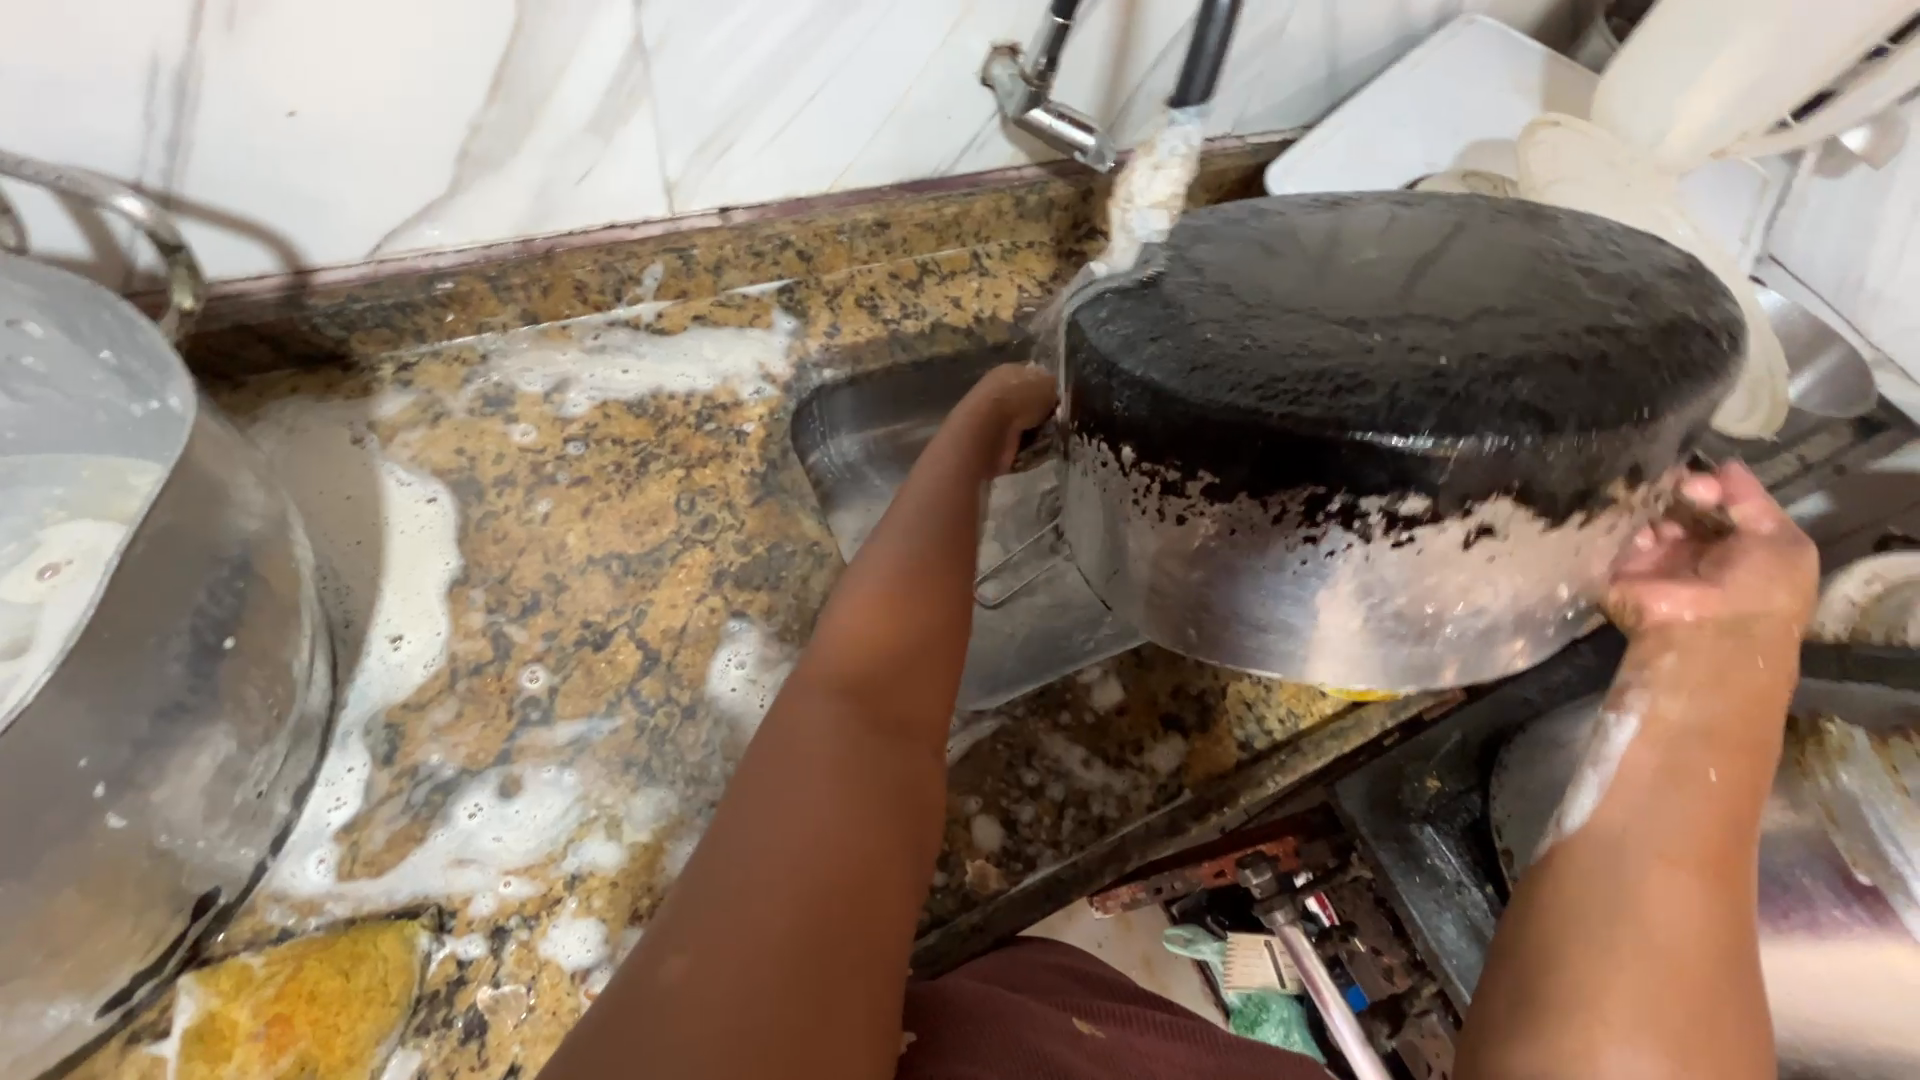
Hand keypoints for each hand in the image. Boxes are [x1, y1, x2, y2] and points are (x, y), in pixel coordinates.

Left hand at [952, 364, 1057, 475]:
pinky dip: (1031, 451)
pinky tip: (1036, 450)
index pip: (1035, 378)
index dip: (1050, 390)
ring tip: (1049, 439)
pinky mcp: (995, 444)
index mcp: (1010, 372)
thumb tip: (1053, 396)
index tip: (1061, 402)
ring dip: (1041, 435)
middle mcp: (1001, 394)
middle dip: (1047, 416)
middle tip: (1058, 422)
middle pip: (1033, 406)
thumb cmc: (1019, 399)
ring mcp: (996, 420)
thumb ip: (1054, 386)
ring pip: (1029, 429)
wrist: (989, 430)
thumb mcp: (1048, 382)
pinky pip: (1022, 448)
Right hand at [1606, 461, 1816, 641]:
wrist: (1709, 630)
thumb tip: (1726, 465)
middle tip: (1683, 485)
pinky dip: (1629, 525)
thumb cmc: (1761, 587)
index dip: (1715, 486)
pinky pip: (1619, 536)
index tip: (1707, 480)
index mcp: (1737, 546)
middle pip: (1682, 506)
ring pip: (1649, 517)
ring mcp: (1655, 559)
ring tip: (1660, 501)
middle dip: (1683, 491)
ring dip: (1656, 506)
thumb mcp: (1782, 540)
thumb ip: (1752, 500)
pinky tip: (1642, 524)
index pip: (1719, 504)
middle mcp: (1694, 551)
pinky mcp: (1619, 567)